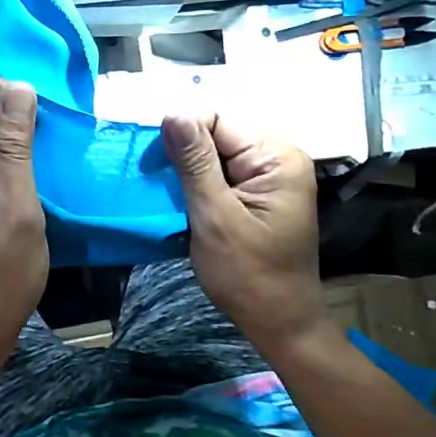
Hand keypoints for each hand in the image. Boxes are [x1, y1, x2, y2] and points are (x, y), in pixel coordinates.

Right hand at [161, 114, 333, 356]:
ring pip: (218, 157)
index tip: (154, 165)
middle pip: (219, 135)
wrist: (280, 323)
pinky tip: (186, 207)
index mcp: (277, 158)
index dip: (183, 135)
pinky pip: (225, 177)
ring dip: (190, 175)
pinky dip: (202, 188)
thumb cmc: (249, 275)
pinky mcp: (262, 197)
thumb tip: (173, 113)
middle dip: (185, 156)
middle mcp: (279, 159)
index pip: (219, 119)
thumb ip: (195, 163)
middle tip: (158, 185)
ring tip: (168, 198)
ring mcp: (273, 179)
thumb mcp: (215, 218)